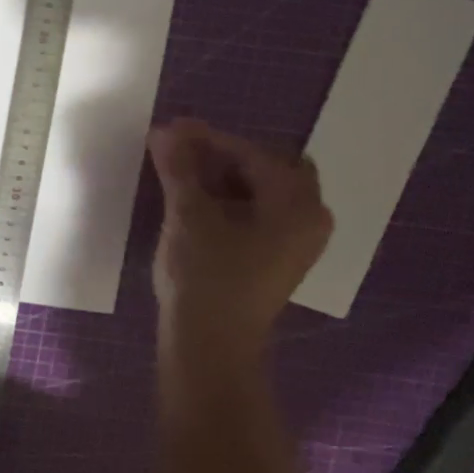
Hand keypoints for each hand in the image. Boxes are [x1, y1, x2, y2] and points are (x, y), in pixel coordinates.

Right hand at [148, 119, 332, 338]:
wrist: (211, 341)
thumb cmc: (204, 275)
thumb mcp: (187, 217)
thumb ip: (178, 170)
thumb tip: (165, 130)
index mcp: (296, 204)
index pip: (254, 154)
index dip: (210, 139)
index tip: (170, 131)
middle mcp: (308, 218)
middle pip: (268, 170)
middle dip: (224, 157)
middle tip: (180, 153)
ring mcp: (296, 242)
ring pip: (262, 193)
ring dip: (224, 179)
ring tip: (181, 176)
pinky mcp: (275, 259)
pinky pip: (258, 215)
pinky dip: (229, 202)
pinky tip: (196, 206)